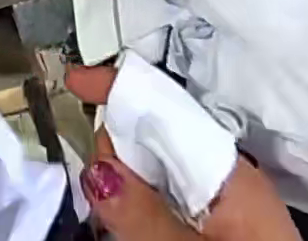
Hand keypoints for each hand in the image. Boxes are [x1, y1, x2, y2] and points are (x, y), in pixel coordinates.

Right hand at [63, 65, 297, 240]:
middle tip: (104, 191)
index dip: (120, 86)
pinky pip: (165, 199)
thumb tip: (97, 168)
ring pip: (155, 170)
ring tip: (118, 223)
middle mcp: (230, 183)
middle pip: (154, 136)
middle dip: (116, 149)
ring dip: (125, 184)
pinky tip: (132, 229)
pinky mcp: (218, 233)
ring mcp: (226, 211)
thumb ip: (142, 215)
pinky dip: (139, 205)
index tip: (75, 81)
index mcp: (233, 177)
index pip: (169, 108)